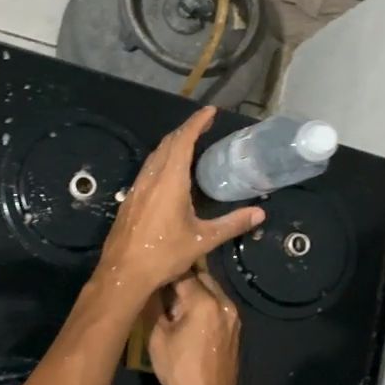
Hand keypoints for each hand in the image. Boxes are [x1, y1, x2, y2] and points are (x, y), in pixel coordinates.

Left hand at [98, 107, 264, 295]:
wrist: (124, 273)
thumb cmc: (164, 254)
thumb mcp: (203, 240)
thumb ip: (231, 224)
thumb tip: (260, 213)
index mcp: (170, 180)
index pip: (183, 140)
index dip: (197, 123)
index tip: (211, 111)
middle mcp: (152, 177)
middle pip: (168, 143)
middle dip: (186, 130)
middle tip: (205, 125)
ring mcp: (138, 187)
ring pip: (155, 155)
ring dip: (172, 144)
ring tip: (190, 143)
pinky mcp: (131, 198)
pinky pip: (149, 168)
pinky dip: (162, 160)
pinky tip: (171, 172)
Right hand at [149, 270, 244, 384]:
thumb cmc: (180, 372)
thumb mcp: (158, 338)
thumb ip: (155, 307)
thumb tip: (150, 288)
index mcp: (204, 302)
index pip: (182, 274)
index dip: (165, 276)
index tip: (152, 278)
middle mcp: (224, 302)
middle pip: (201, 276)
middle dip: (183, 280)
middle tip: (164, 294)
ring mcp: (233, 315)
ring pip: (212, 290)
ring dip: (195, 292)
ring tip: (175, 308)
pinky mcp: (236, 327)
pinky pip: (218, 304)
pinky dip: (205, 304)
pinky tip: (190, 320)